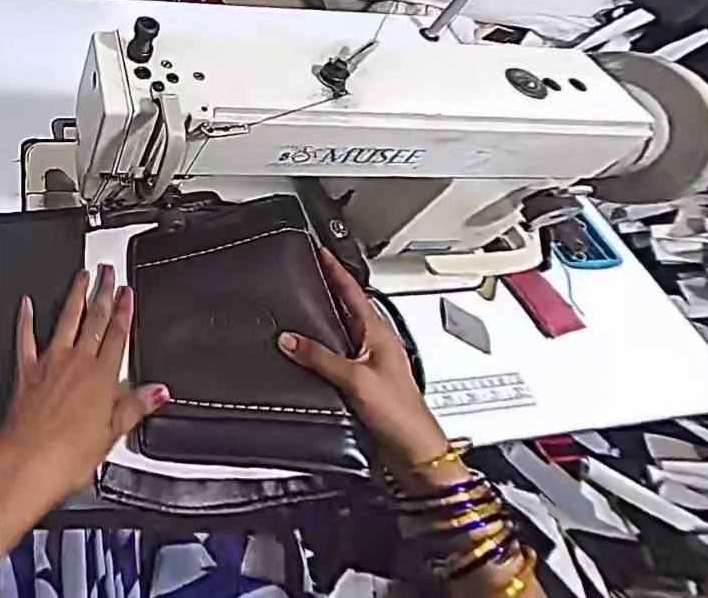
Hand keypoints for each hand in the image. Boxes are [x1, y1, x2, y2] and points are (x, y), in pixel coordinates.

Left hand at [0, 266, 168, 547]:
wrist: (25, 466)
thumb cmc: (67, 457)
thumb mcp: (112, 435)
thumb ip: (136, 407)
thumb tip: (160, 391)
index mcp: (101, 377)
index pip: (117, 334)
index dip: (124, 310)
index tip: (127, 290)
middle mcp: (77, 362)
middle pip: (95, 319)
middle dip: (104, 292)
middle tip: (108, 270)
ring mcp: (51, 362)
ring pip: (67, 319)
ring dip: (76, 296)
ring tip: (82, 276)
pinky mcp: (27, 371)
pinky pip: (26, 338)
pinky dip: (25, 320)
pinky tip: (26, 303)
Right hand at [278, 247, 452, 482]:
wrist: (417, 455)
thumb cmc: (401, 415)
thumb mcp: (355, 379)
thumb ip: (320, 358)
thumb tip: (290, 339)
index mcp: (379, 332)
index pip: (353, 291)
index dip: (336, 270)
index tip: (322, 252)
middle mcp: (377, 344)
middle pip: (349, 307)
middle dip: (331, 289)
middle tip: (312, 272)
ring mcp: (372, 363)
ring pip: (345, 331)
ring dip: (328, 318)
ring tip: (308, 304)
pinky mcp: (366, 383)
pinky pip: (341, 355)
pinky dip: (326, 347)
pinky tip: (314, 352)